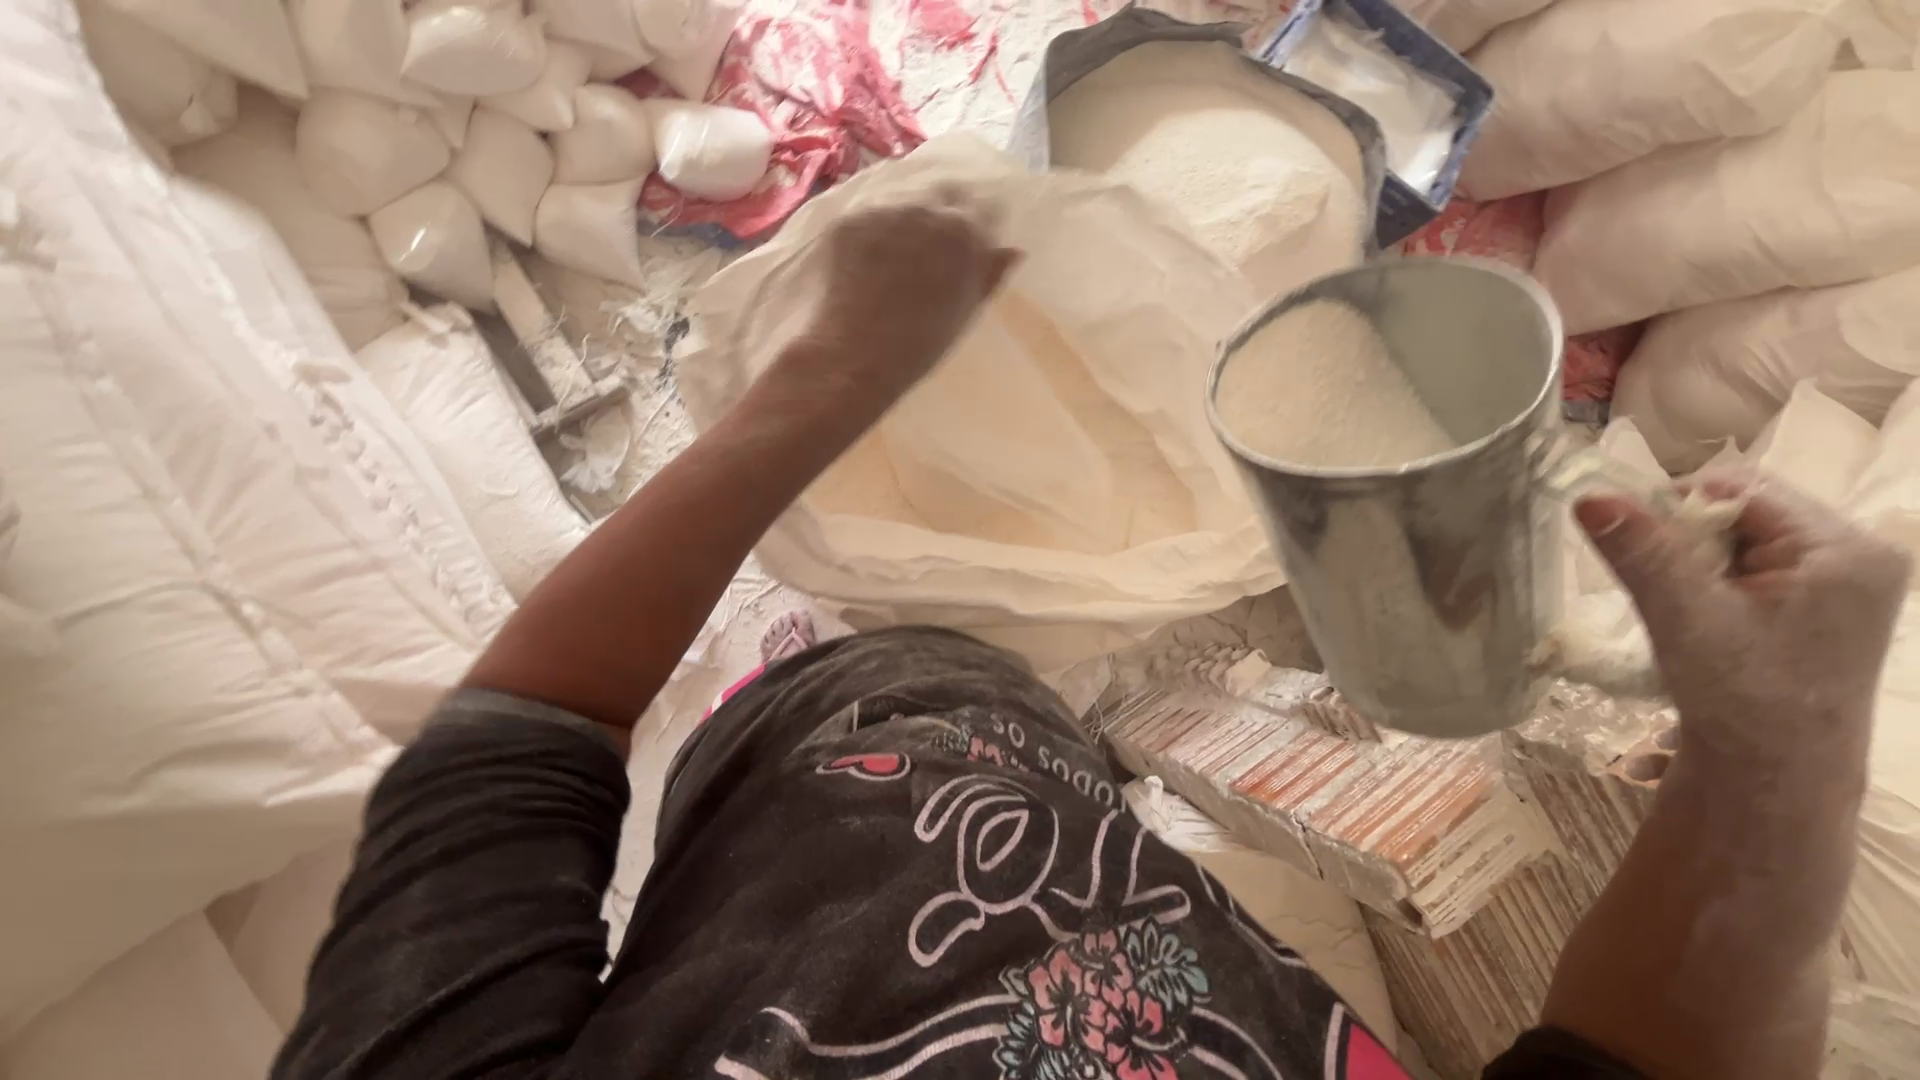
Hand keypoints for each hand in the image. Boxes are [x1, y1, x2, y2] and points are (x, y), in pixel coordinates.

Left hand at [792, 193, 1020, 404]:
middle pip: (943, 190)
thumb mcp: (965, 310)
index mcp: (965, 232)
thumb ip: (988, 273)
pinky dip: (872, 227)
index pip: (984, 204)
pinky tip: (867, 253)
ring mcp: (884, 208)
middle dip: (943, 208)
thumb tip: (1013, 250)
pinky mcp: (849, 217)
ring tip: (897, 244)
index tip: (971, 235)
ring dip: (907, 212)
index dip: (979, 220)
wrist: (859, 355)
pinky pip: (868, 211)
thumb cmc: (921, 343)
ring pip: (904, 195)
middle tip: (931, 239)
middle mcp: (927, 208)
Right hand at [1577, 469, 1910, 765]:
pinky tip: (1699, 617)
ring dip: (1692, 564)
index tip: (1638, 553)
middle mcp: (1857, 555)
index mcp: (1844, 548)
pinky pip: (1750, 566)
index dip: (1673, 510)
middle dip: (1684, 541)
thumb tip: (1589, 496)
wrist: (1772, 775)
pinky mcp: (1820, 607)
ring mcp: (1843, 583)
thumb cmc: (1740, 696)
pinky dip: (1709, 582)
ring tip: (1682, 609)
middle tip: (1664, 590)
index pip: (1737, 488)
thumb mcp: (1684, 617)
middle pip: (1741, 511)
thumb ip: (1641, 552)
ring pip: (1739, 539)